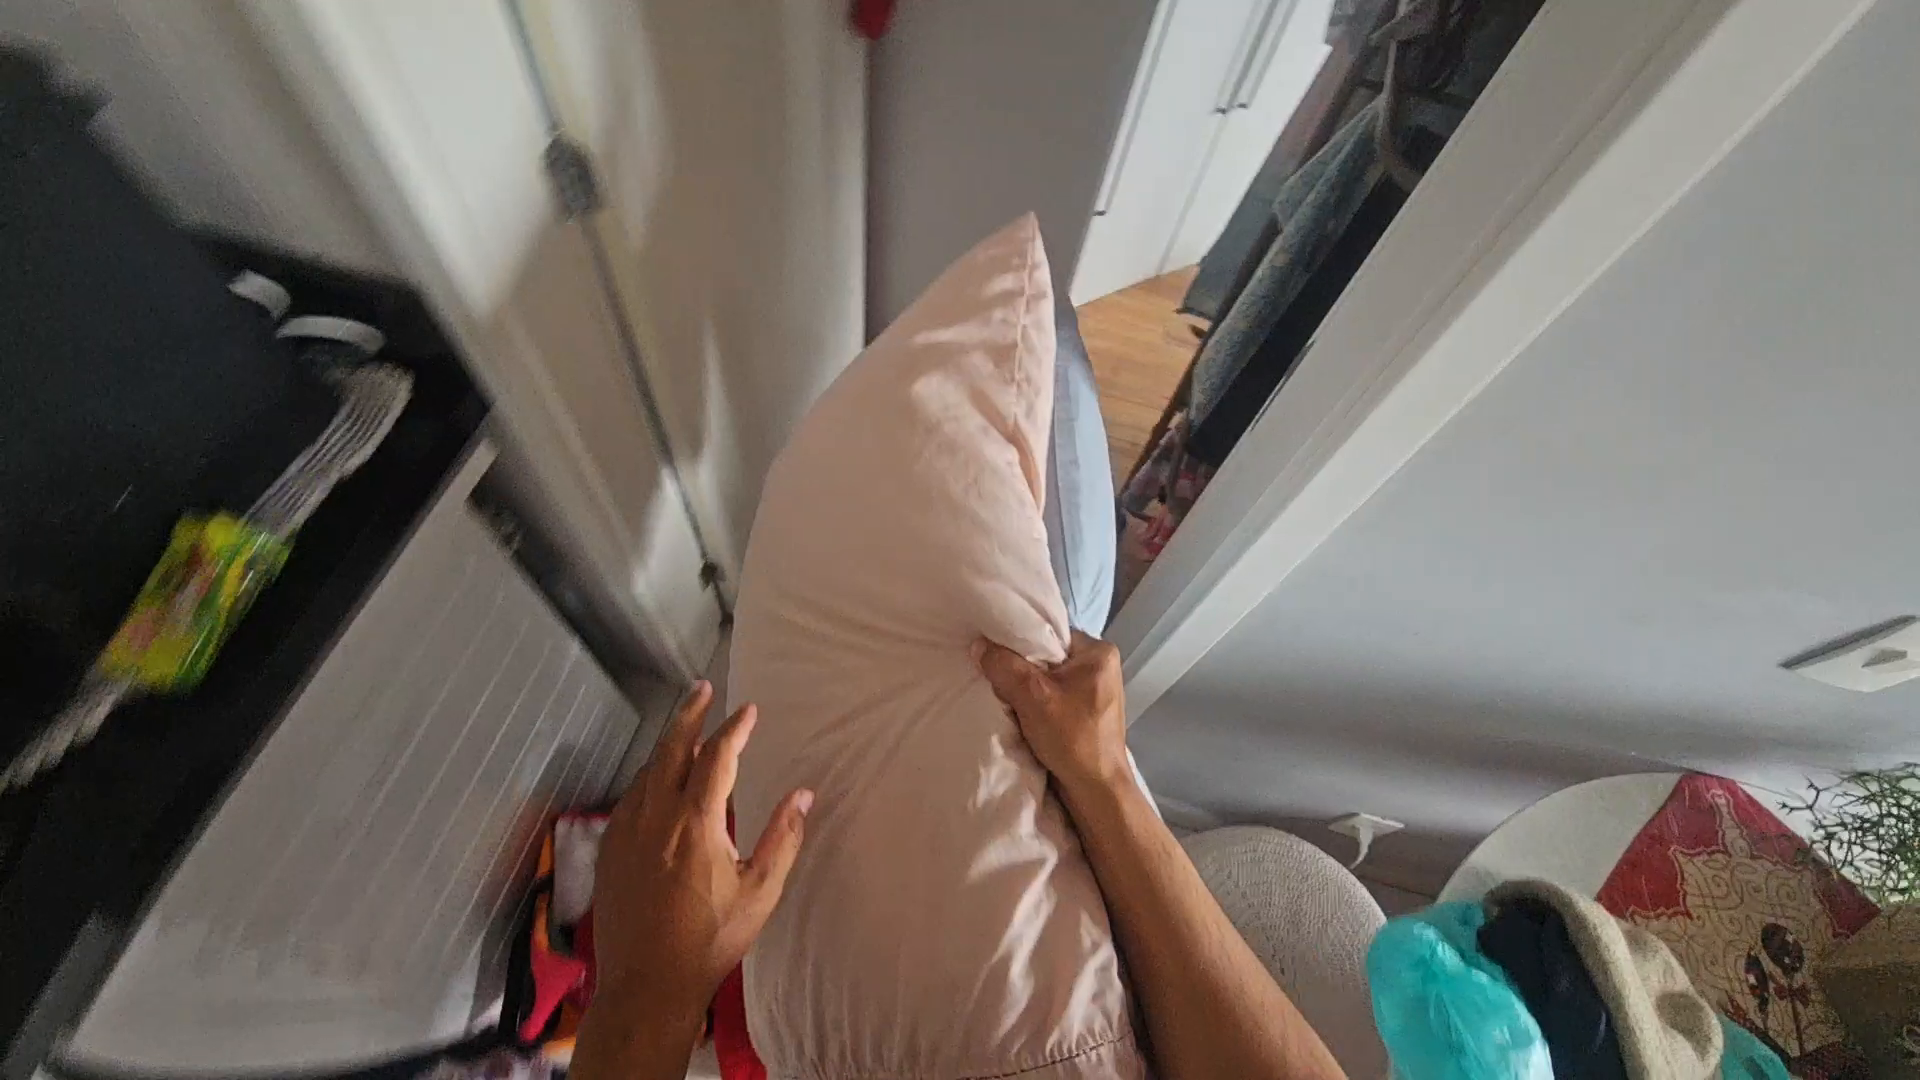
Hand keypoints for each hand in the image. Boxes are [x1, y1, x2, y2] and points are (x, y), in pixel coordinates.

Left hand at [587, 681, 812, 1029]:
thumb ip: (784, 837)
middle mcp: (656, 818)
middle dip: (689, 713)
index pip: (716, 758)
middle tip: (703, 688)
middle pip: (671, 749)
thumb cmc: (710, 939)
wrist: (645, 987)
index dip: (734, 728)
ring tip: (687, 725)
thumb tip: (805, 794)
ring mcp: (627, 832)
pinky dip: (651, 774)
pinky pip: (632, 795)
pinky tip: (659, 777)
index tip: (749, 710)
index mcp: (695, 824)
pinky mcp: (610, 850)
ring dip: (669, 742)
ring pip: (648, 770)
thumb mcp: (760, 891)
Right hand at [977, 631, 1130, 793]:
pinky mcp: (1086, 713)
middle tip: (997, 674)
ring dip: (1027, 688)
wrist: (1097, 791)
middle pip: (1047, 655)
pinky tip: (1020, 711)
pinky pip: (1053, 696)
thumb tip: (979, 645)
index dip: (1020, 640)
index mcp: (1099, 652)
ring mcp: (1095, 691)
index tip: (994, 648)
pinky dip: (1036, 703)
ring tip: (1007, 694)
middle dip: (1022, 667)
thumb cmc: (1073, 739)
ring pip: (1048, 678)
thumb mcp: (1033, 697)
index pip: (1050, 632)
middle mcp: (1101, 666)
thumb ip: (1004, 666)